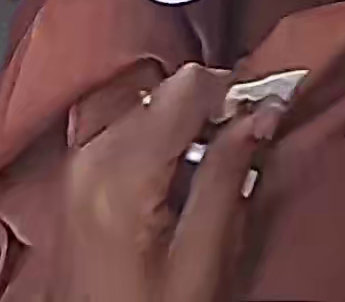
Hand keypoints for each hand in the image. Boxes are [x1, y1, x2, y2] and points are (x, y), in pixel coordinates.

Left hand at [59, 64, 283, 301]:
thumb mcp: (200, 260)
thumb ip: (228, 174)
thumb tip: (264, 109)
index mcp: (123, 168)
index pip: (189, 84)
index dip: (232, 93)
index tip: (261, 119)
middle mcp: (95, 147)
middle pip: (171, 88)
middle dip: (212, 107)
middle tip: (242, 146)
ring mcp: (82, 154)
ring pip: (155, 98)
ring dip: (190, 119)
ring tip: (210, 164)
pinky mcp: (80, 165)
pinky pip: (134, 120)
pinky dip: (165, 131)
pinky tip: (179, 171)